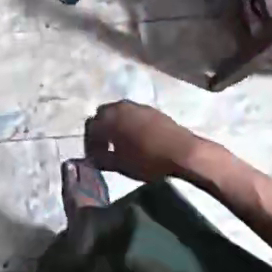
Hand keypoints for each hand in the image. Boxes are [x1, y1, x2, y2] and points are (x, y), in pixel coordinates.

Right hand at [83, 102, 210, 182]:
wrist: (182, 152)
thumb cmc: (148, 160)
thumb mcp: (121, 165)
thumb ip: (102, 160)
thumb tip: (92, 159)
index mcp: (109, 118)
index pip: (91, 127)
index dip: (90, 143)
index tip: (94, 157)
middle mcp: (120, 106)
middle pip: (102, 114)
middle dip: (100, 130)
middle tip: (104, 148)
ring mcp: (136, 106)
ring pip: (118, 112)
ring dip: (114, 125)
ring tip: (120, 143)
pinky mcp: (150, 109)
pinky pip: (132, 113)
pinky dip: (128, 123)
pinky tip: (136, 138)